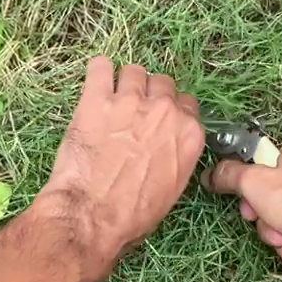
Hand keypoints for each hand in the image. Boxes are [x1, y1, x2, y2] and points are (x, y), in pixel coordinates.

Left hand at [33, 53, 204, 268]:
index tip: (159, 122)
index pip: (187, 105)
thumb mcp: (171, 190)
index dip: (172, 112)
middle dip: (151, 96)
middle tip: (135, 113)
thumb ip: (176, 157)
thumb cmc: (133, 215)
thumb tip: (166, 149)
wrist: (92, 215)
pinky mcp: (96, 98)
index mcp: (188, 134)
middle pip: (164, 84)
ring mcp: (130, 101)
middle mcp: (165, 111)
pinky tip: (96, 82)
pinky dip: (99, 71)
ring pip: (135, 71)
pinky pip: (100, 66)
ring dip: (127, 83)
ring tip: (114, 99)